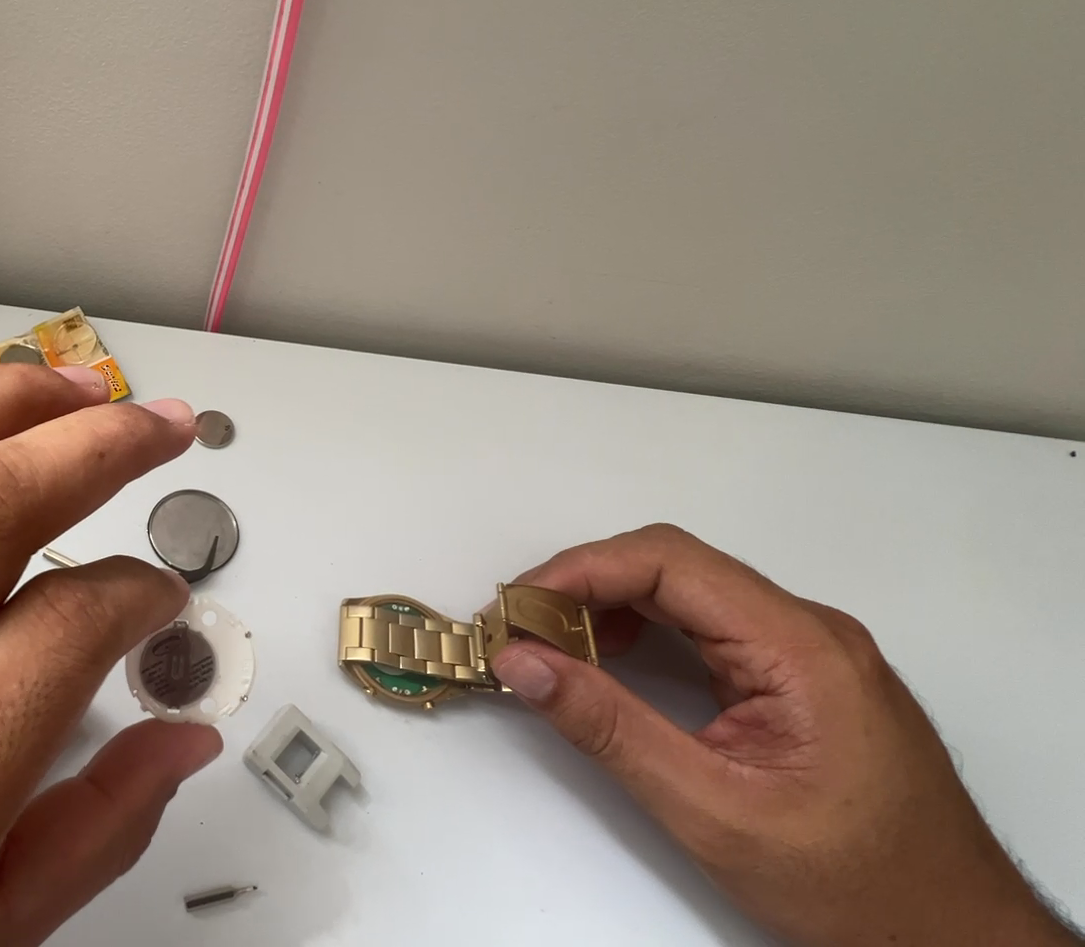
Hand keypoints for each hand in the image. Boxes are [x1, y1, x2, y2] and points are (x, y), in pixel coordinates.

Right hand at [489, 524, 1079, 946]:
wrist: (956, 942)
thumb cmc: (848, 885)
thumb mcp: (711, 811)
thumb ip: (607, 728)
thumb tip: (517, 661)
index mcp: (798, 647)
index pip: (667, 562)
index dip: (577, 572)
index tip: (514, 611)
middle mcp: (802, 627)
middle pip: (668, 564)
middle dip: (579, 585)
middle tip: (517, 628)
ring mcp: (799, 645)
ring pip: (678, 587)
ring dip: (601, 604)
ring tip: (547, 645)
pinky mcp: (788, 668)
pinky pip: (695, 619)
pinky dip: (634, 627)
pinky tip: (603, 659)